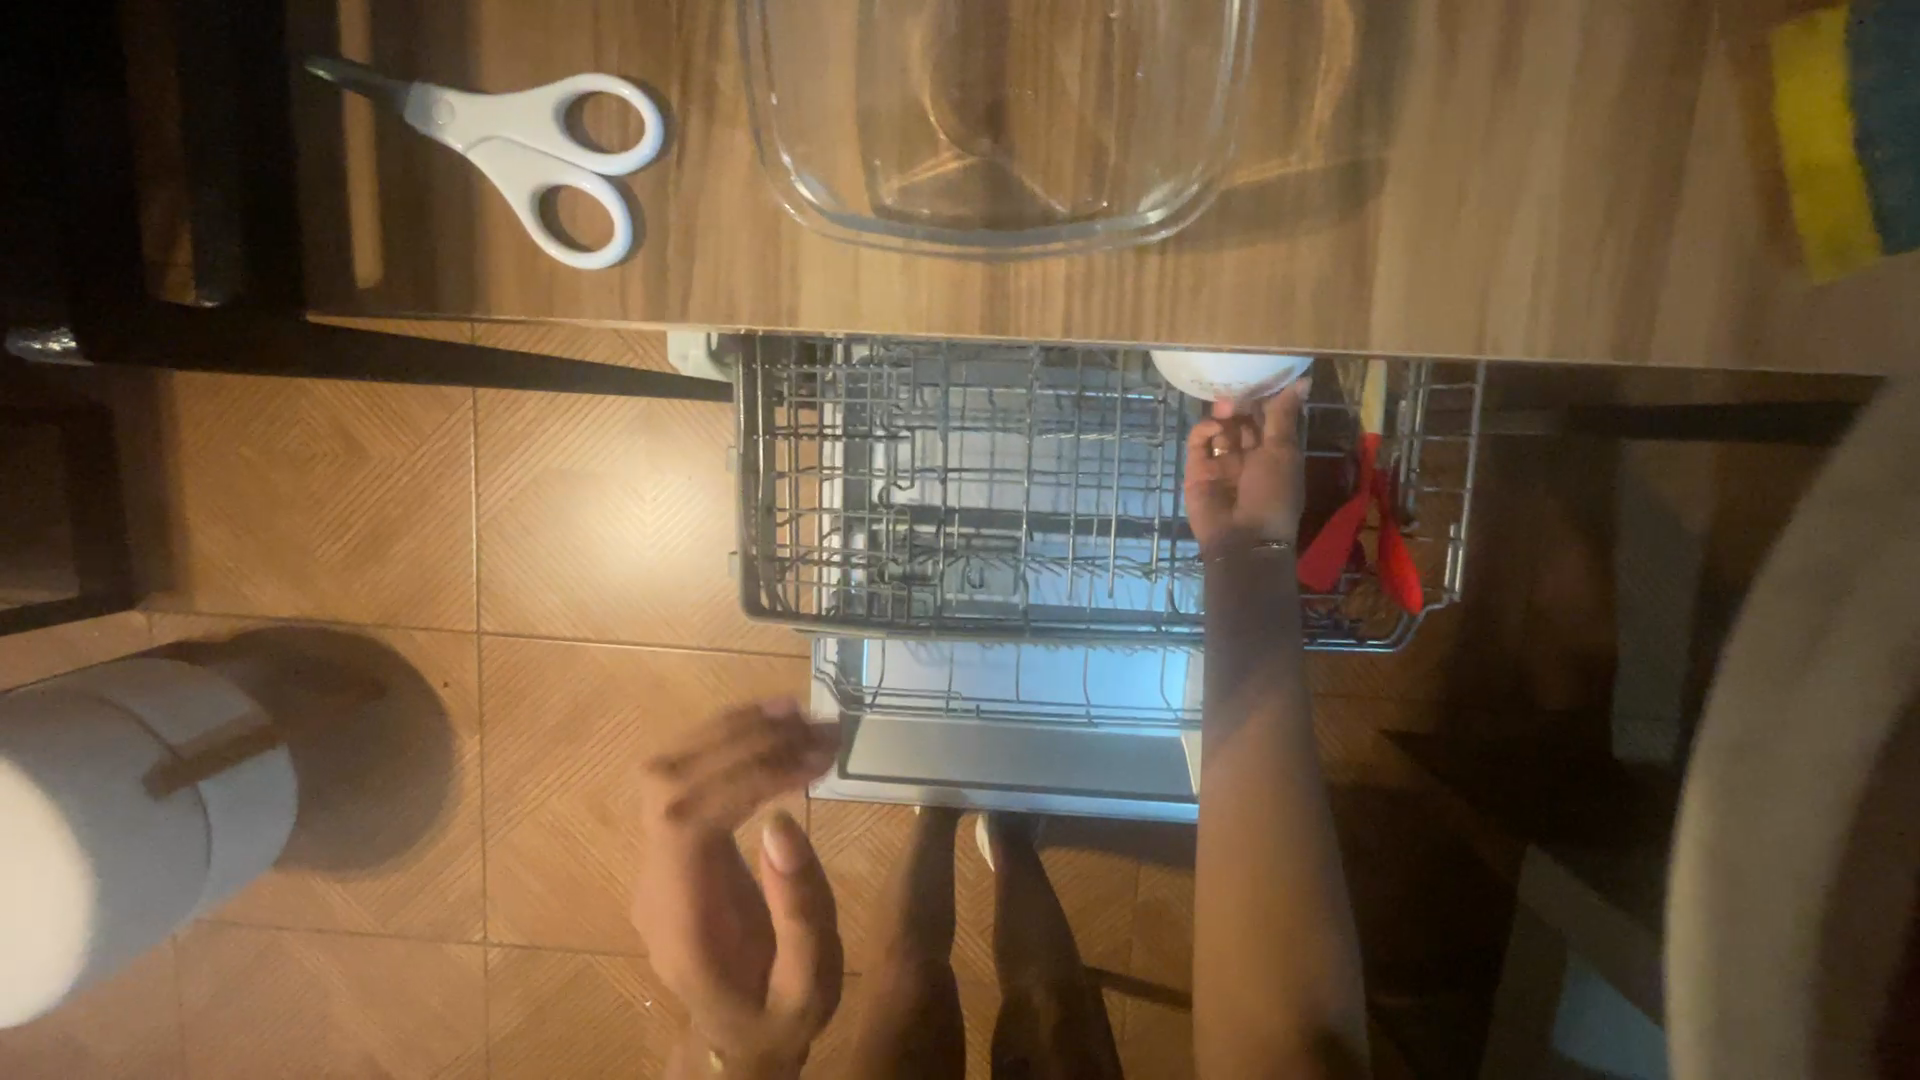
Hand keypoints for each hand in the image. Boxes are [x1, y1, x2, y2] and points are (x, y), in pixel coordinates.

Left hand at [630, 699, 842, 1077]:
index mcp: (679, 918)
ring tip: (803, 714)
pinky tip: (775, 726)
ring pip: (671, 767)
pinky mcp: (677, 840)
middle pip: (671, 781)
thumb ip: (799, 914)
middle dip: (747, 742)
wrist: (737, 1036)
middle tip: (821, 730)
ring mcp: (658, 855)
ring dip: (736, 729)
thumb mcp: (807, 986)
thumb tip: (782, 820)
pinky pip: (690, 775)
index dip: (746, 777)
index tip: (812, 760)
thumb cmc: (776, 1016)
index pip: (687, 820)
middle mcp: (654, 877)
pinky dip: (730, 739)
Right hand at [1184, 376, 1311, 552]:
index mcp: (1275, 453)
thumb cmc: (1273, 494)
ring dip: (1225, 413)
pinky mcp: (1197, 469)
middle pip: (1243, 420)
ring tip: (1227, 407)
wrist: (1243, 538)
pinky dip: (1205, 430)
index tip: (1263, 376)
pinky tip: (1214, 426)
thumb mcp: (1283, 451)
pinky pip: (1199, 442)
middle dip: (1243, 403)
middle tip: (1241, 387)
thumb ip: (1284, 415)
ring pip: (1220, 428)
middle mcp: (1248, 456)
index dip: (1265, 398)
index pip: (1268, 418)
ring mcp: (1221, 462)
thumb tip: (1303, 380)